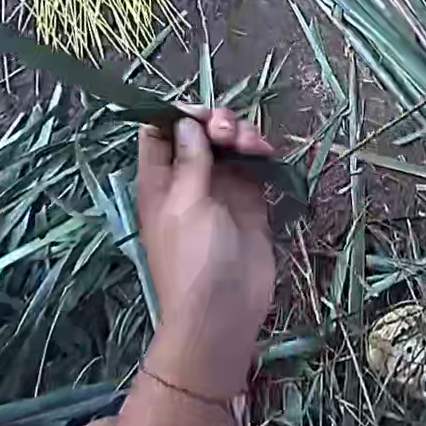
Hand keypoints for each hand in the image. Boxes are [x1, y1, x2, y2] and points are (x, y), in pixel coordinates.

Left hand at [137, 109, 276, 398]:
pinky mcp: (250, 200)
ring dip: (242, 134)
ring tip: (254, 144)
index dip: (177, 115)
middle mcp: (189, 180)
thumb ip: (190, 160)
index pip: (159, 133)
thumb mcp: (185, 205)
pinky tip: (266, 154)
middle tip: (228, 131)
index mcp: (161, 181)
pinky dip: (260, 153)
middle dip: (216, 122)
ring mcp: (221, 189)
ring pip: (229, 145)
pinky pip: (254, 164)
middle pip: (199, 133)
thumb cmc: (194, 259)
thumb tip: (187, 122)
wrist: (225, 312)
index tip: (200, 112)